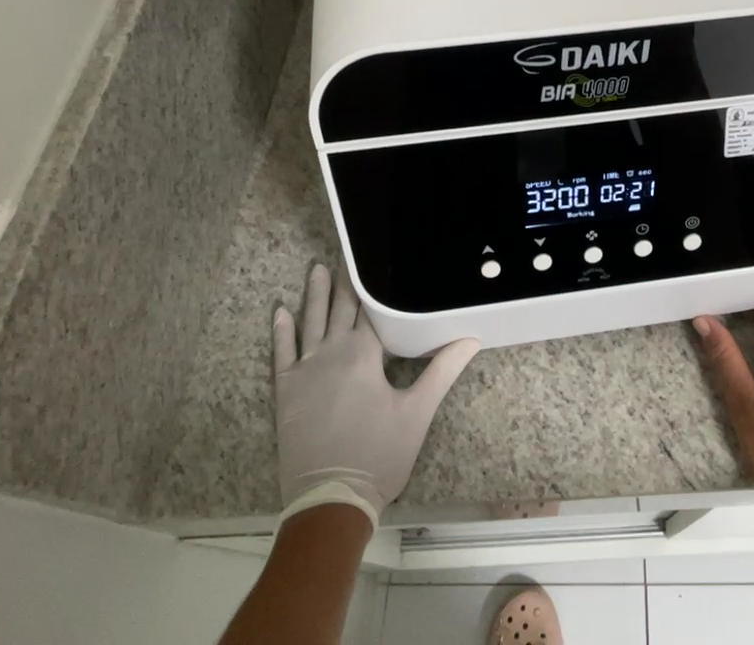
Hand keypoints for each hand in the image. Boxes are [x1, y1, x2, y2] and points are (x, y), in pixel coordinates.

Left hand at [273, 263, 479, 523]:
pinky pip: (281, 352)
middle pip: (340, 311)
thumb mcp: (417, 412)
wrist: (330, 498)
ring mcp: (304, 371)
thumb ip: (442, 371)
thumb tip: (472, 337)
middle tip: (344, 254)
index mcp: (364, 355)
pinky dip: (281, 331)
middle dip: (344, 283)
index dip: (375, 286)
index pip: (371, 311)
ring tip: (316, 269)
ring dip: (313, 296)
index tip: (376, 261)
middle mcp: (331, 354)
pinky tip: (280, 311)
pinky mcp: (286, 391)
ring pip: (309, 323)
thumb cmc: (380, 455)